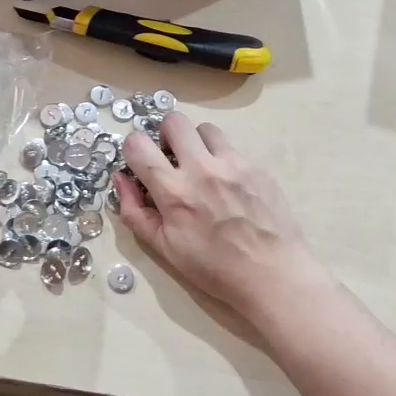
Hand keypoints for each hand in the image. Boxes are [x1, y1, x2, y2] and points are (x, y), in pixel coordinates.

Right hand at [115, 112, 325, 325]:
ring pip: (206, 129)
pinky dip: (224, 161)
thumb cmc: (214, 268)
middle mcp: (202, 169)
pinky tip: (231, 187)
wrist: (272, 274)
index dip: (133, 149)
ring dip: (197, 143)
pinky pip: (234, 149)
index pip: (138, 144)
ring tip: (203, 168)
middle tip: (172, 159)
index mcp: (174, 191)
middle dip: (166, 135)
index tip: (141, 162)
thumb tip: (122, 179)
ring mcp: (234, 164)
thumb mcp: (164, 249)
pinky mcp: (258, 167)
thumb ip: (136, 212)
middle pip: (174, 121)